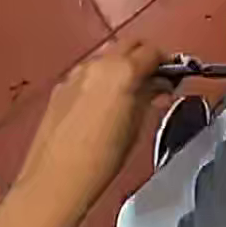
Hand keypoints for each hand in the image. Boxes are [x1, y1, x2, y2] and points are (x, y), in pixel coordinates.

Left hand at [11, 40, 167, 213]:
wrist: (54, 182)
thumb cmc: (104, 157)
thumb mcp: (136, 125)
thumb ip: (149, 95)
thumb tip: (159, 85)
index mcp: (125, 69)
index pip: (153, 51)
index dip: (166, 62)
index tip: (171, 78)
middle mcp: (101, 63)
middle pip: (130, 44)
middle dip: (144, 56)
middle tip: (153, 79)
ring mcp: (77, 73)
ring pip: (108, 55)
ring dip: (122, 64)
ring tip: (127, 91)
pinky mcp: (60, 87)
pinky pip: (88, 72)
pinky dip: (101, 77)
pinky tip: (101, 103)